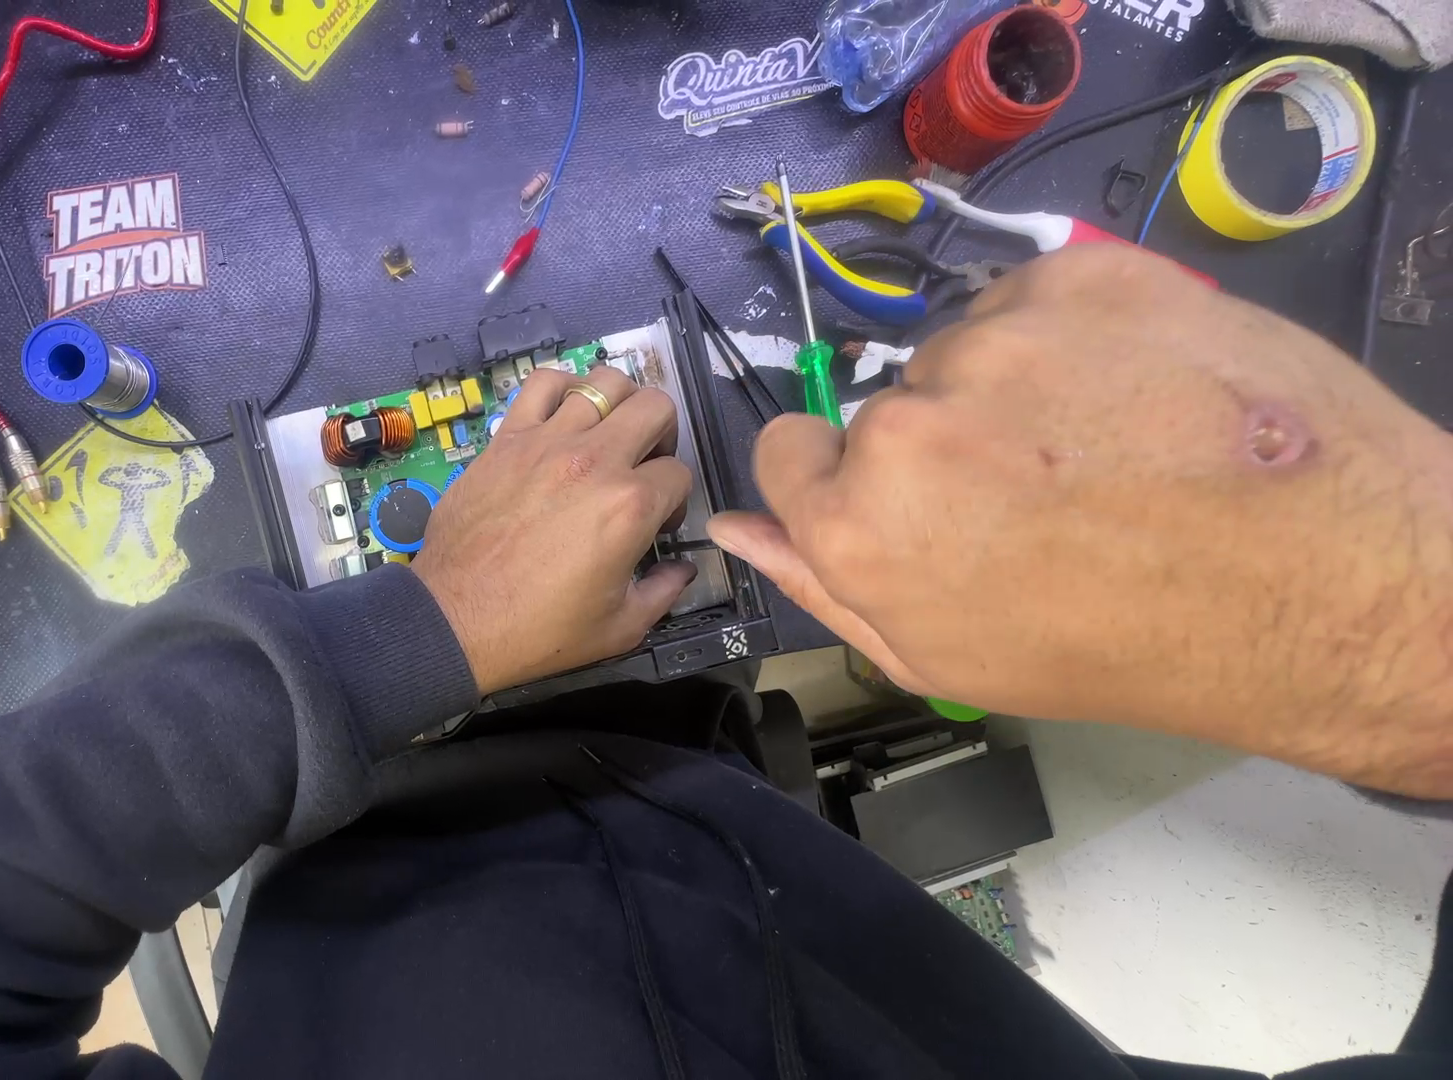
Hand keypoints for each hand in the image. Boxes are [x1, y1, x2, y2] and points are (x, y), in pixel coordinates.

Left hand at [414, 366, 696, 693]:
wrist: (456, 620)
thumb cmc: (538, 631)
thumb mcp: (620, 628)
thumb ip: (664, 592)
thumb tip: (683, 570)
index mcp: (630, 506)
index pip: (679, 474)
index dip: (673, 500)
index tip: (652, 524)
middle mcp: (595, 460)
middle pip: (655, 407)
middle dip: (662, 436)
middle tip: (641, 468)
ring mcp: (547, 441)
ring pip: (605, 382)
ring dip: (620, 405)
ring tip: (606, 437)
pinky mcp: (507, 437)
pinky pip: (542, 383)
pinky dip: (564, 386)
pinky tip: (565, 415)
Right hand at [710, 245, 1452, 797]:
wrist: (1326, 586)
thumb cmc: (1101, 645)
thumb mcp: (928, 652)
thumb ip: (810, 582)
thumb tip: (729, 525)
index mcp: (854, 523)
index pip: (782, 448)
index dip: (834, 477)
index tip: (902, 499)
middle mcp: (902, 426)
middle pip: (874, 410)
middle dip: (925, 448)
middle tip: (1021, 494)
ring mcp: (993, 343)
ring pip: (949, 354)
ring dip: (995, 392)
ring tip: (1087, 445)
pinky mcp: (1080, 279)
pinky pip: (1020, 300)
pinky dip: (1056, 336)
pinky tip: (1122, 389)